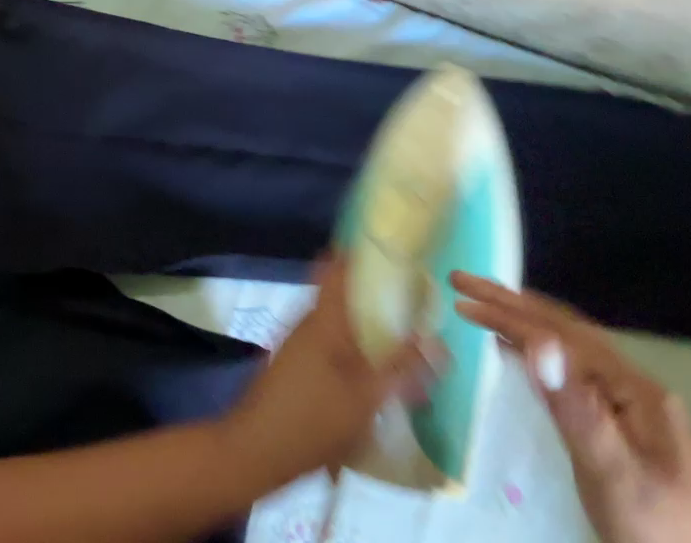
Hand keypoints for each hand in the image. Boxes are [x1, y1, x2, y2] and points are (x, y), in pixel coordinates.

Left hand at [219, 252, 440, 486]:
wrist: (255, 449)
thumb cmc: (311, 419)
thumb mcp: (365, 398)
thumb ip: (400, 369)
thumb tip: (435, 341)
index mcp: (322, 320)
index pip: (335, 268)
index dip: (356, 251)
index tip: (385, 241)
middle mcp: (307, 323)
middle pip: (339, 293)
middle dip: (372, 290)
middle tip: (412, 291)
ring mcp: (297, 344)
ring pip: (336, 321)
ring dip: (365, 321)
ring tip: (404, 330)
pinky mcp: (296, 367)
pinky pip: (331, 343)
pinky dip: (354, 345)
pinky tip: (376, 366)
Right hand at [450, 272, 690, 542]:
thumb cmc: (652, 530)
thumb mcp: (610, 473)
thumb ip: (575, 408)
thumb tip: (538, 344)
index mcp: (637, 391)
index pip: (563, 337)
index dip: (510, 313)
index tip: (461, 297)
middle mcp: (634, 388)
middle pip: (566, 331)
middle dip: (511, 303)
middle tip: (461, 281)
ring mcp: (627, 406)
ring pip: (566, 347)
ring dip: (520, 321)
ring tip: (478, 304)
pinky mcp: (615, 425)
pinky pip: (568, 372)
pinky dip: (534, 351)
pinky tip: (513, 349)